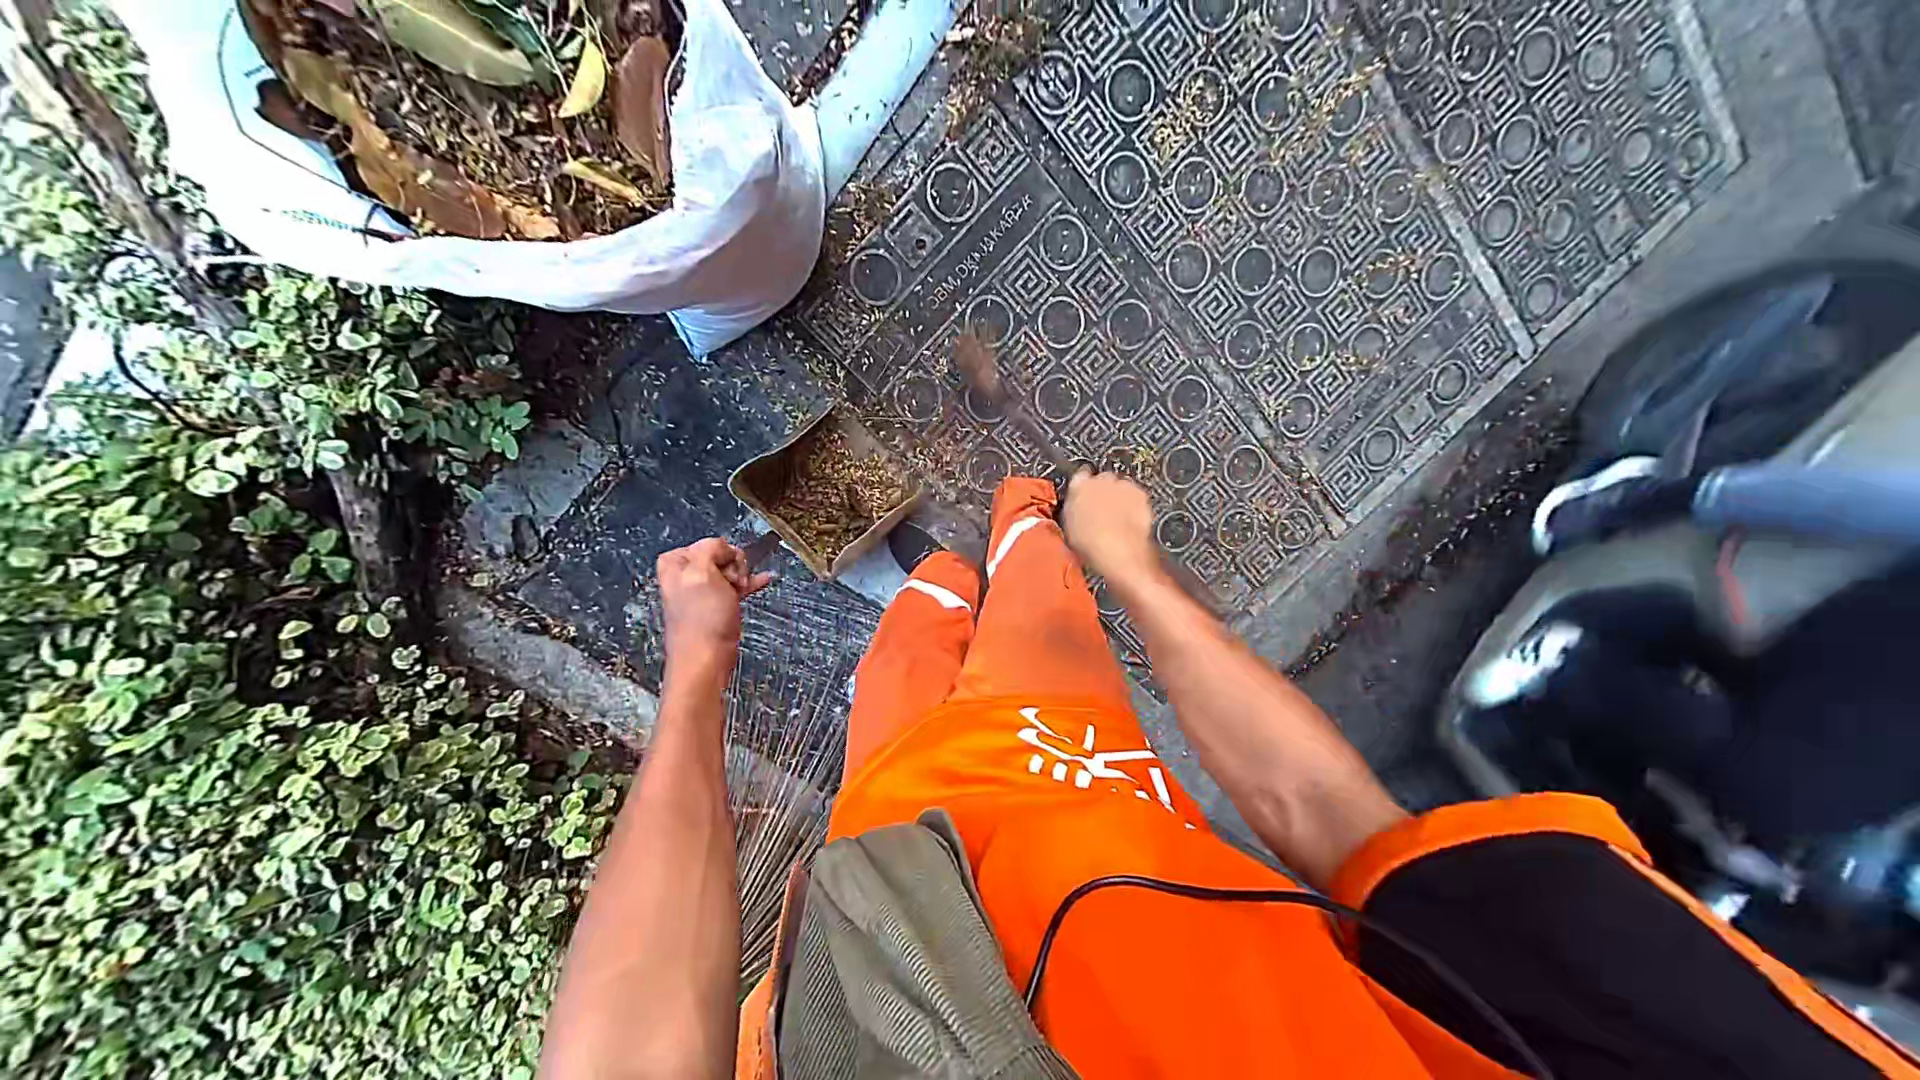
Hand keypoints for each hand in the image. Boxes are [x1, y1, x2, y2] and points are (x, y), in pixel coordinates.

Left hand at [656, 538, 773, 661]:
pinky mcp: (716, 607)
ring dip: (743, 574)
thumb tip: (723, 546)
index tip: (729, 566)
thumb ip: (709, 549)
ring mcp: (701, 593)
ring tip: (747, 585)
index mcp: (675, 564)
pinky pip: (735, 587)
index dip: (723, 552)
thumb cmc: (701, 622)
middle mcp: (685, 577)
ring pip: (730, 571)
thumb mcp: (702, 572)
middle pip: (720, 556)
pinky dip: (749, 583)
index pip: (707, 543)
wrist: (706, 658)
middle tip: (734, 580)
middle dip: (734, 564)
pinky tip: (762, 580)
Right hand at [1061, 468, 1158, 583]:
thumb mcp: (1070, 528)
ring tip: (1116, 521)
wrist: (1120, 552)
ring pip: (1120, 488)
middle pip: (1102, 480)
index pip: (1079, 478)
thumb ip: (1073, 509)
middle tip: (1101, 513)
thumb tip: (1075, 507)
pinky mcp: (1140, 494)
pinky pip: (1136, 496)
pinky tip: (1128, 522)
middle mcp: (1101, 480)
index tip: (1084, 498)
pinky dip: (1134, 505)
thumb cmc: (1093, 544)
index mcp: (1078, 486)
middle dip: (1102, 493)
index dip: (1082, 490)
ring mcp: (1122, 486)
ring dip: (1119, 499)